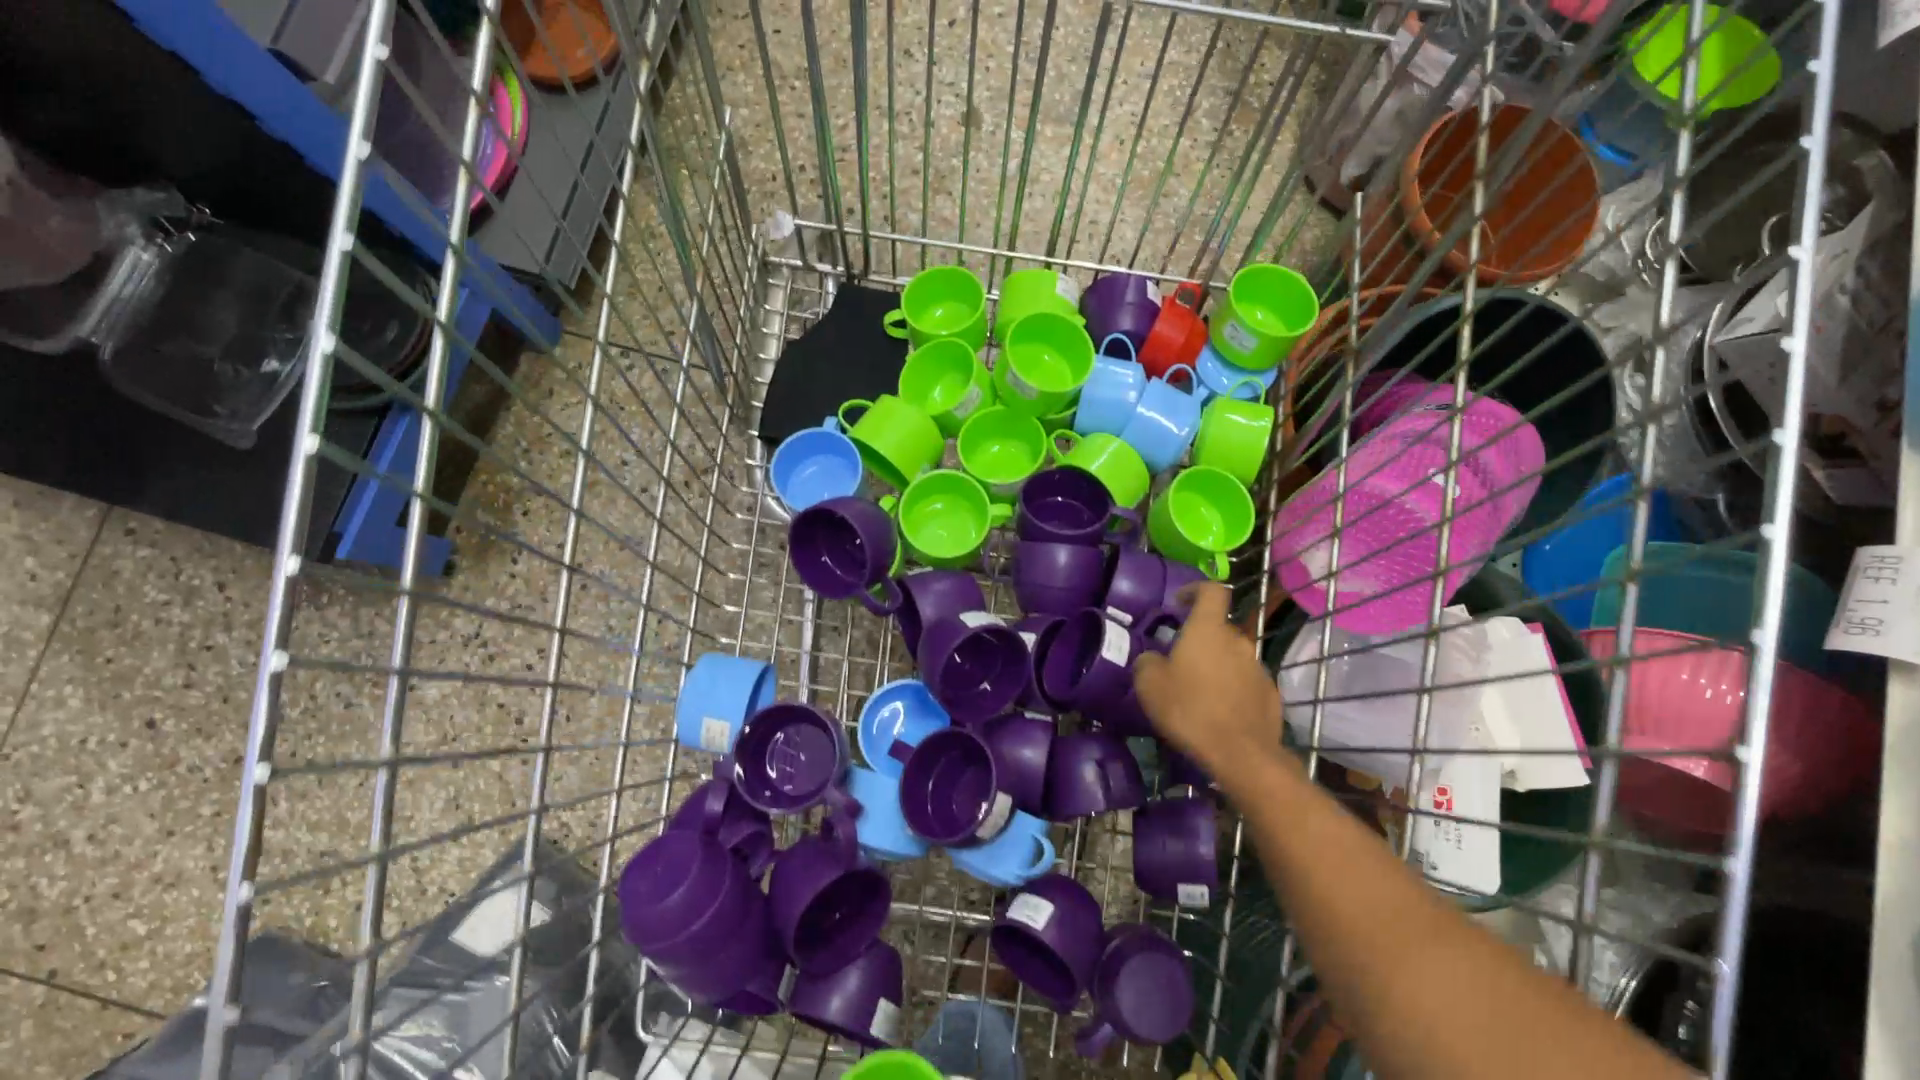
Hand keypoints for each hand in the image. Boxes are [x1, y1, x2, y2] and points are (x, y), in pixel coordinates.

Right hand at [1133, 583, 1286, 787]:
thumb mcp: (1149, 685)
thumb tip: (1153, 658)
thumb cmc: (1189, 710)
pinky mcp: (1270, 693)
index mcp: (1208, 630)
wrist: (1240, 753)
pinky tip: (1220, 712)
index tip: (1180, 603)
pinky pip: (1246, 682)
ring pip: (1233, 657)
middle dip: (1201, 639)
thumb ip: (1147, 662)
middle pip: (1219, 628)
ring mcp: (1259, 667)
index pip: (1211, 591)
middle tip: (1180, 661)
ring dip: (1217, 666)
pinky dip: (1233, 688)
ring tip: (1200, 691)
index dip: (1195, 590)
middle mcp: (1238, 641)